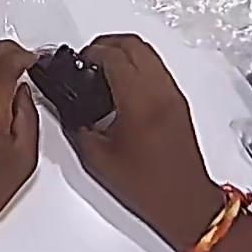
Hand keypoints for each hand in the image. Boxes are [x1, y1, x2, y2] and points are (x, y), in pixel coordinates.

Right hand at [66, 34, 224, 251]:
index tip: (77, 62)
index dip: (90, 53)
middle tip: (87, 58)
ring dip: (121, 51)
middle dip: (105, 44)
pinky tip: (119, 82)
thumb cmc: (148, 188)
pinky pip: (155, 66)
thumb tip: (64, 103)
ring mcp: (172, 95)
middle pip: (132, 44)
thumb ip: (75, 123)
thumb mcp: (96, 158)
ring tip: (101, 68)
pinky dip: (135, 63)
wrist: (187, 206)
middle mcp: (160, 93)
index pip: (114, 56)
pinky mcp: (178, 101)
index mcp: (140, 104)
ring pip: (147, 51)